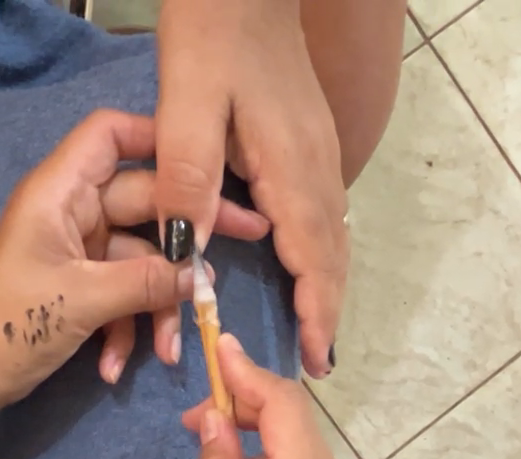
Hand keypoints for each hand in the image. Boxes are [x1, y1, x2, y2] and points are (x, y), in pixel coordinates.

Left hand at [0, 109, 270, 410]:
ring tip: (167, 353)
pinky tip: (114, 368)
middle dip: (183, 252)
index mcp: (61, 192)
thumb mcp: (84, 301)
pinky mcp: (81, 286)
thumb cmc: (12, 327)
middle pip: (143, 209)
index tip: (210, 170)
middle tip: (225, 275)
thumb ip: (146, 281)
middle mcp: (73, 212)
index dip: (159, 141)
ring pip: (140, 264)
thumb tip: (200, 275)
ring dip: (154, 312)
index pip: (111, 135)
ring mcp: (78, 251)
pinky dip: (125, 332)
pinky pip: (121, 296)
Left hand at [156, 0, 348, 379]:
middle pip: (333, 256)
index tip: (314, 360)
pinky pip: (323, 216)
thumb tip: (193, 256)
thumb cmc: (211, 35)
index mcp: (290, 170)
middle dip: (327, 312)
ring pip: (333, 237)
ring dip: (327, 287)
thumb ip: (190, 183)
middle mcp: (316, 169)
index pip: (313, 259)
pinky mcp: (309, 145)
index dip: (316, 313)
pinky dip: (320, 255)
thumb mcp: (186, 108)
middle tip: (317, 361)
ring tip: (316, 328)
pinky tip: (307, 270)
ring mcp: (319, 155)